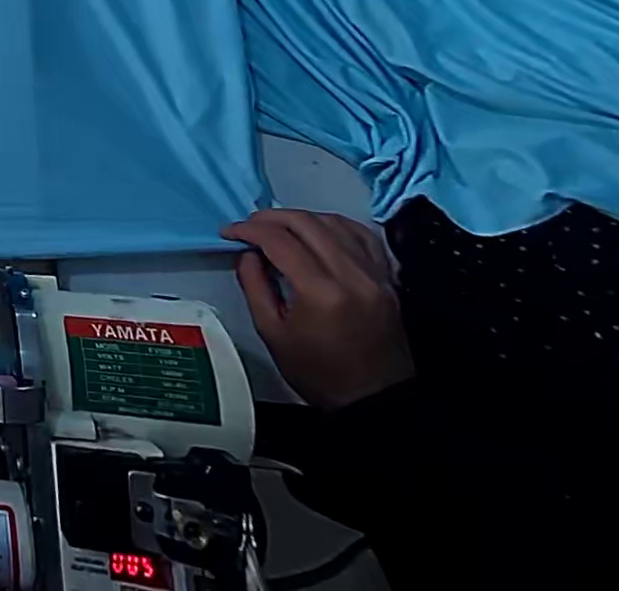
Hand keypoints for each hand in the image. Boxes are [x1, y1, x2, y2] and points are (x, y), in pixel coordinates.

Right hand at [225, 209, 412, 408]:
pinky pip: (362, 235)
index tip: (230, 232)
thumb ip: (254, 285)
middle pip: (307, 223)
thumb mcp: (271, 332)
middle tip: (249, 226)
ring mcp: (375, 274)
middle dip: (270, 218)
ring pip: (334, 222)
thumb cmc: (318, 371)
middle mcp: (352, 275)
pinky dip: (334, 224)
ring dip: (300, 217)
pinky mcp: (388, 278)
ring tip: (279, 227)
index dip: (249, 230)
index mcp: (321, 292)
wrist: (376, 400)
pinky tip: (317, 230)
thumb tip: (249, 253)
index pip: (279, 241)